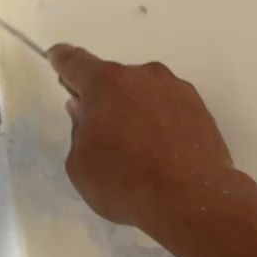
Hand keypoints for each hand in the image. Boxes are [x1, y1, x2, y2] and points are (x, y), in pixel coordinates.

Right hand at [50, 43, 254, 235]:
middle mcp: (142, 75)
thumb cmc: (123, 183)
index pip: (75, 62)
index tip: (57, 56)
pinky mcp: (199, 108)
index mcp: (105, 83)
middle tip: (101, 131)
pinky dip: (159, 122)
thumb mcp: (80, 166)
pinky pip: (168, 108)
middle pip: (114, 80)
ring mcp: (175, 88)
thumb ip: (78, 131)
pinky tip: (160, 151)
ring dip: (134, 110)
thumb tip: (84, 111)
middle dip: (104, 99)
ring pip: (144, 93)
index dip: (63, 60)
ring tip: (136, 148)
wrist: (189, 200)